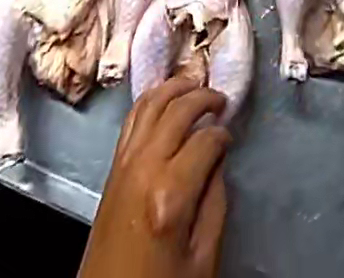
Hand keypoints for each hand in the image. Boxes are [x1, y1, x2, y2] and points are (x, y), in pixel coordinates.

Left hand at [78, 78, 231, 277]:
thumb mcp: (202, 258)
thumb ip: (215, 204)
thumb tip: (218, 161)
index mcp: (171, 193)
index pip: (204, 141)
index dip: (222, 134)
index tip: (231, 136)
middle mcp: (145, 166)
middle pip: (177, 111)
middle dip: (203, 97)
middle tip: (221, 99)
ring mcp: (124, 161)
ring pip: (150, 104)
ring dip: (175, 88)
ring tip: (196, 84)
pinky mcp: (113, 164)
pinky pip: (132, 118)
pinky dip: (150, 99)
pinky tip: (164, 98)